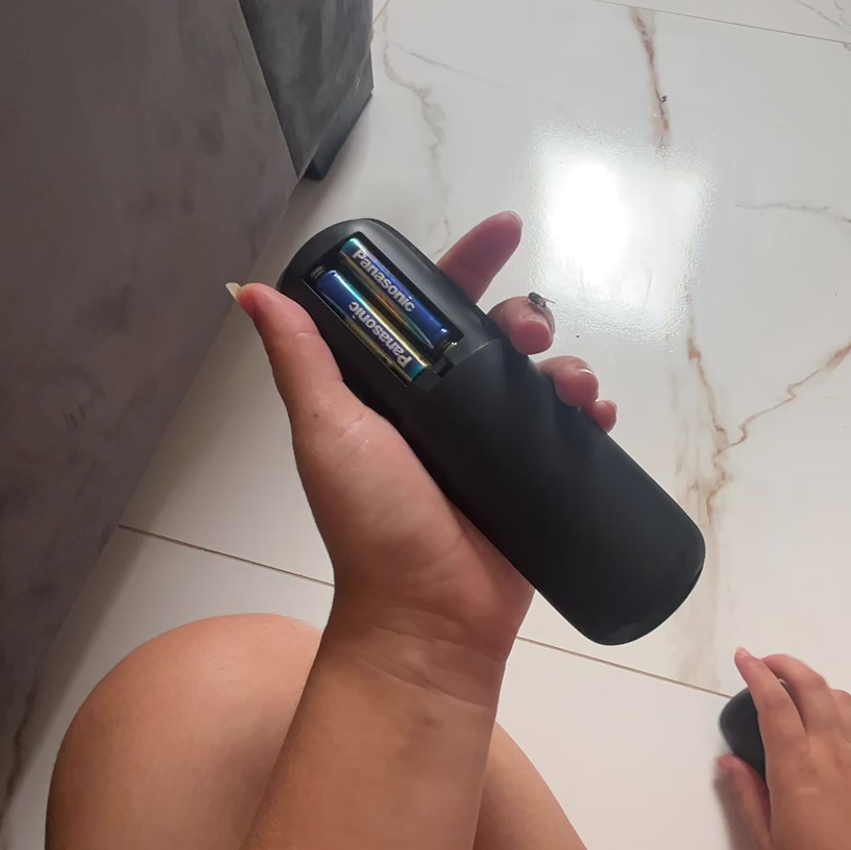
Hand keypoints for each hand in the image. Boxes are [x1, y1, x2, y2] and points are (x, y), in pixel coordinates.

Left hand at [232, 212, 614, 691]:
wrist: (431, 617)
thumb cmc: (374, 525)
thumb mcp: (329, 433)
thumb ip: (303, 362)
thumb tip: (251, 291)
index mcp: (399, 394)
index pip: (432, 313)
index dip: (465, 266)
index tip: (505, 231)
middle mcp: (445, 414)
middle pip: (496, 342)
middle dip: (525, 318)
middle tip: (538, 330)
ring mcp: (492, 449)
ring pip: (537, 383)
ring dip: (565, 366)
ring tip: (578, 383)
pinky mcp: (530, 481)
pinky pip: (566, 434)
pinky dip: (588, 416)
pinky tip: (600, 413)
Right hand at [721, 650, 850, 849]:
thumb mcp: (769, 847)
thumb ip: (748, 796)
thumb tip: (728, 760)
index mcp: (797, 768)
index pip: (774, 704)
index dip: (757, 674)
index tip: (743, 657)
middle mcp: (830, 753)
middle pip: (814, 688)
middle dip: (788, 665)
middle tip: (766, 662)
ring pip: (842, 701)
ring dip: (816, 684)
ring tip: (795, 691)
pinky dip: (840, 712)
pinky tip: (828, 727)